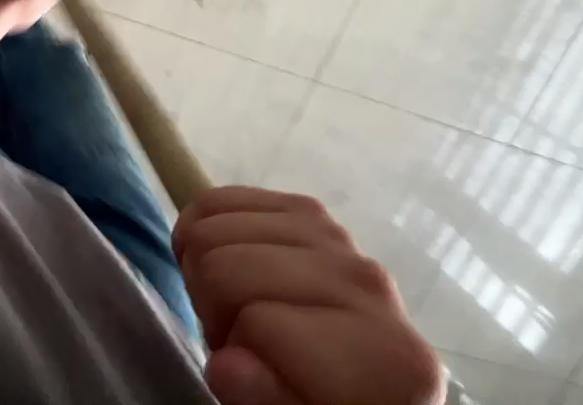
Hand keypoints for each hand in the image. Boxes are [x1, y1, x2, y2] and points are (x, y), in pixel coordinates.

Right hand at [174, 187, 444, 404]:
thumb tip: (227, 366)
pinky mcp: (307, 210)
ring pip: (212, 226)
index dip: (236, 350)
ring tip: (237, 304)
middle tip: (237, 336)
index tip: (251, 371)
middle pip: (227, 265)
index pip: (258, 323)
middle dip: (214, 304)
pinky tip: (226, 262)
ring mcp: (337, 236)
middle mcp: (367, 283)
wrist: (353, 376)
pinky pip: (218, 198)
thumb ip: (269, 404)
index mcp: (381, 356)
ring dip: (206, 267)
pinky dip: (202, 228)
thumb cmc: (323, 402)